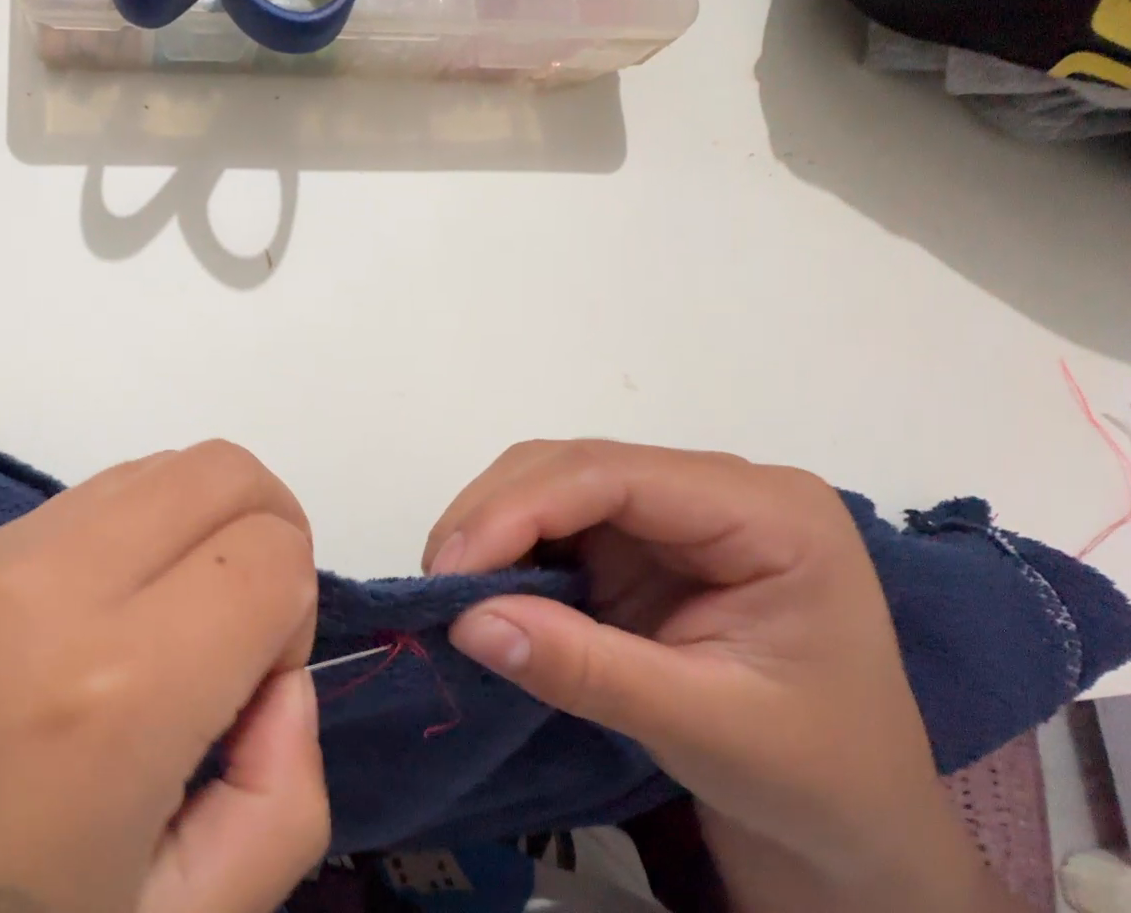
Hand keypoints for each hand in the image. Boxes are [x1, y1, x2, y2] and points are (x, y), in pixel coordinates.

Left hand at [0, 442, 328, 912]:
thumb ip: (282, 800)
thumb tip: (281, 684)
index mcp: (116, 688)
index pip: (275, 555)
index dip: (296, 623)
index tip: (251, 700)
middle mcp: (54, 585)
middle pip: (226, 472)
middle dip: (269, 541)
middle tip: (233, 650)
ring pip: (163, 467)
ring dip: (203, 533)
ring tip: (168, 639)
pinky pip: (100, 495)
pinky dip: (144, 534)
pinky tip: (110, 625)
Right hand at [425, 440, 1019, 912]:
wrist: (851, 826)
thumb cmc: (812, 779)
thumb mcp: (705, 728)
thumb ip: (585, 670)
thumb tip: (465, 620)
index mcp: (767, 513)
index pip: (613, 474)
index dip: (517, 511)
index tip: (452, 576)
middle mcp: (715, 492)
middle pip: (568, 465)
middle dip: (491, 518)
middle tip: (441, 592)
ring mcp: (673, 515)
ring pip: (546, 484)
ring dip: (488, 531)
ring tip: (455, 595)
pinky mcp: (638, 545)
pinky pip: (549, 523)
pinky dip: (503, 552)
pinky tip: (484, 592)